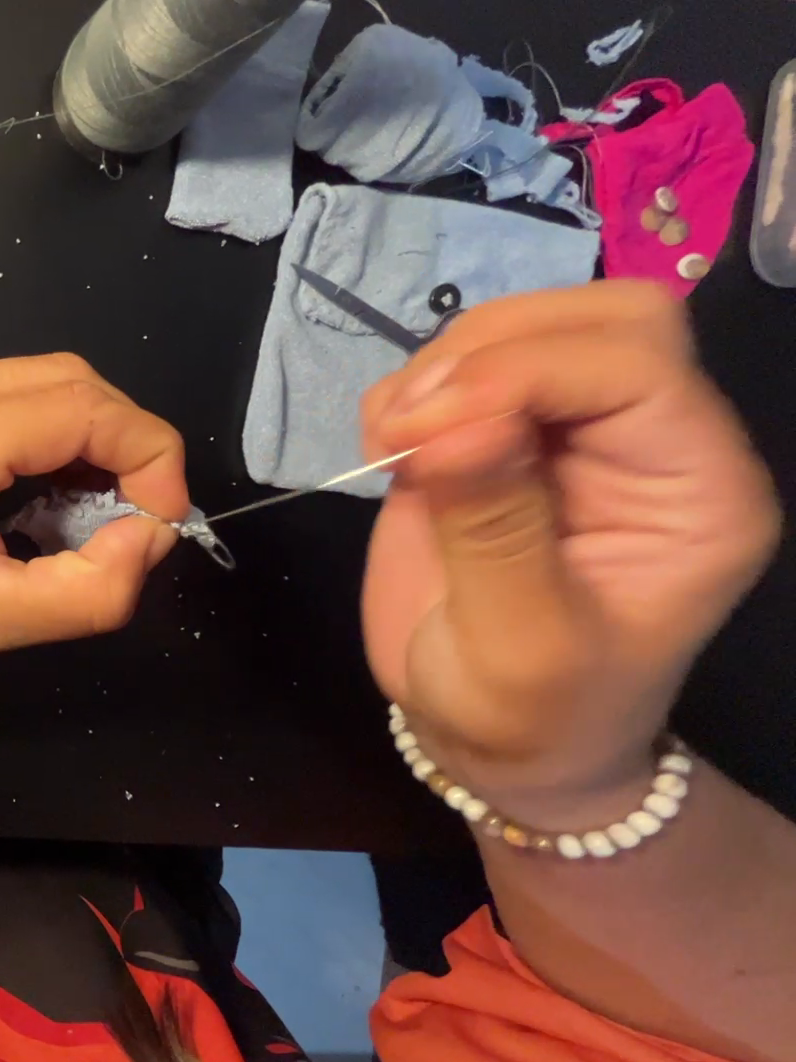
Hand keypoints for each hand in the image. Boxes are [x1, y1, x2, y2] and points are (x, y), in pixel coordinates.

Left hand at [0, 354, 188, 674]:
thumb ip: (95, 588)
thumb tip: (151, 534)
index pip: (82, 408)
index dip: (148, 455)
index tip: (161, 521)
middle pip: (66, 378)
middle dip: (124, 440)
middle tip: (135, 513)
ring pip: (37, 378)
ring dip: (88, 433)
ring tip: (95, 505)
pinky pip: (2, 395)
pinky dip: (47, 431)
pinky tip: (47, 487)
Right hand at [359, 282, 780, 821]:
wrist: (492, 735)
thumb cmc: (524, 709)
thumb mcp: (517, 639)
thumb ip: (495, 528)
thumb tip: (457, 422)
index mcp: (687, 491)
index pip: (632, 367)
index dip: (520, 374)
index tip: (416, 435)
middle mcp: (635, 447)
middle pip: (597, 318)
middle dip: (485, 349)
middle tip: (406, 424)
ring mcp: (554, 442)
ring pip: (514, 332)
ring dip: (433, 370)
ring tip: (386, 446)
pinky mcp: (479, 450)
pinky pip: (448, 376)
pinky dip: (401, 394)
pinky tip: (383, 451)